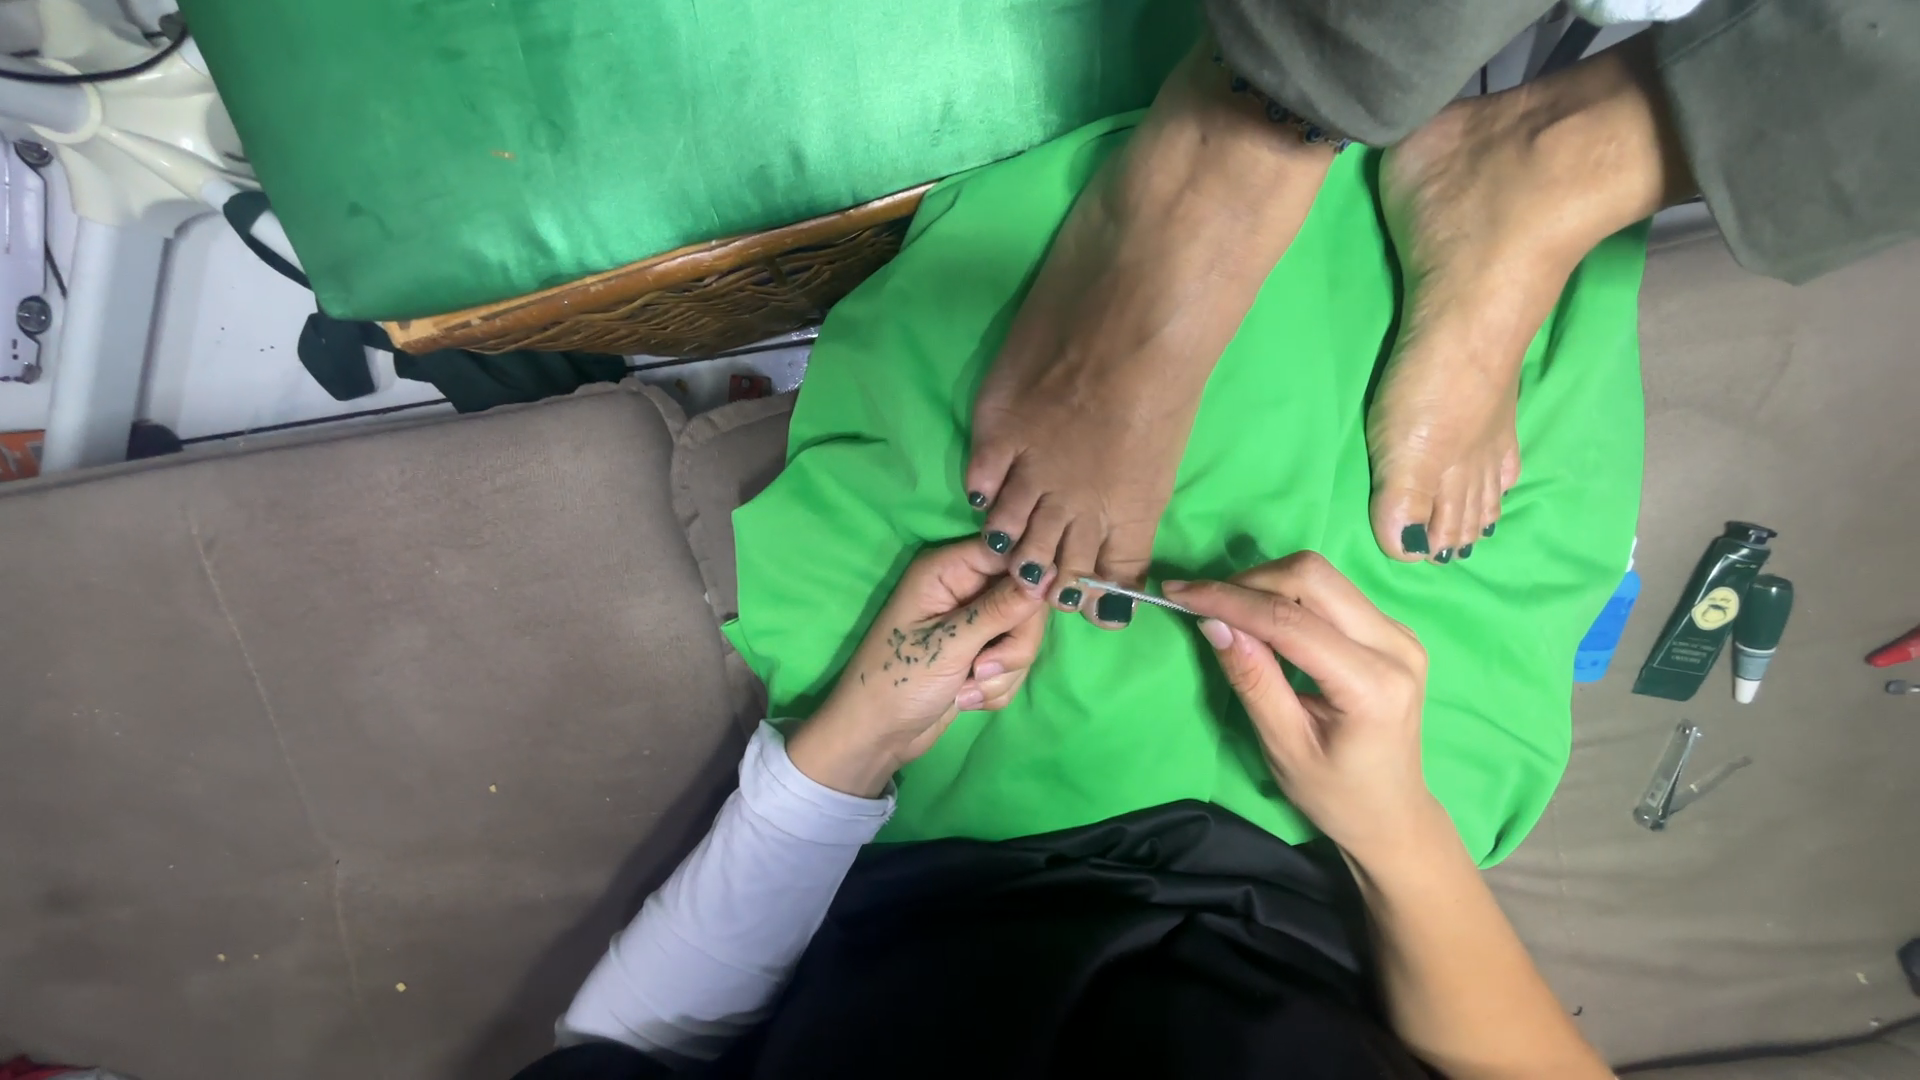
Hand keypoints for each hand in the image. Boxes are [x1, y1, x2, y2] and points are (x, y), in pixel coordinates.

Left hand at [787, 539, 1048, 796]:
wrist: (876, 738)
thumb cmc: (897, 682)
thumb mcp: (949, 645)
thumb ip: (1000, 609)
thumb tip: (1045, 576)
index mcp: (947, 570)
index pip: (1008, 551)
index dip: (1029, 576)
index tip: (1034, 609)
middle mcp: (964, 588)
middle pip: (1026, 598)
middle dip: (1014, 643)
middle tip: (981, 669)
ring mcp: (975, 622)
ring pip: (1024, 635)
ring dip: (1003, 671)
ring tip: (966, 688)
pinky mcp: (982, 653)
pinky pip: (1015, 661)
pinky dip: (997, 685)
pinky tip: (965, 698)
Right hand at [1164, 553, 1439, 861]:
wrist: (1392, 813)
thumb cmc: (1334, 792)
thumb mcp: (1282, 744)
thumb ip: (1252, 679)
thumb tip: (1213, 623)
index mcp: (1372, 684)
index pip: (1290, 619)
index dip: (1228, 600)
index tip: (1178, 593)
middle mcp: (1395, 645)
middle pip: (1312, 576)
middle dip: (1249, 581)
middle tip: (1204, 605)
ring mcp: (1397, 632)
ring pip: (1320, 576)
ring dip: (1265, 584)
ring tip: (1228, 612)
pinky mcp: (1389, 629)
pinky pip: (1329, 591)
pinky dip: (1285, 594)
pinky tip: (1261, 620)